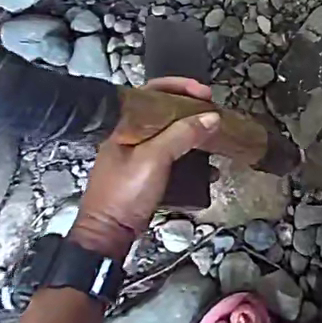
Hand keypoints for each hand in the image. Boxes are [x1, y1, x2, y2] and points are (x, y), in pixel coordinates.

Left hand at [69, 77, 220, 256]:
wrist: (108, 235)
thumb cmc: (121, 195)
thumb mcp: (154, 159)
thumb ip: (182, 135)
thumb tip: (210, 117)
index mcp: (125, 125)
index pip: (152, 92)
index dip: (180, 87)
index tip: (203, 93)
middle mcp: (131, 136)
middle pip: (165, 111)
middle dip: (192, 109)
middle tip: (213, 111)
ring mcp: (138, 156)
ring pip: (171, 133)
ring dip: (194, 132)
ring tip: (213, 134)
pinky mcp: (147, 174)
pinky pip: (174, 156)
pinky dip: (192, 157)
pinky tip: (207, 167)